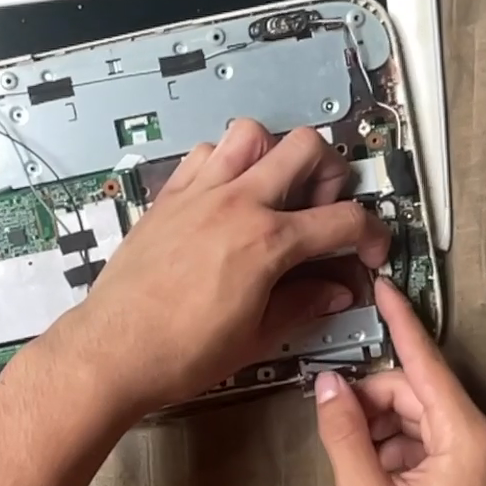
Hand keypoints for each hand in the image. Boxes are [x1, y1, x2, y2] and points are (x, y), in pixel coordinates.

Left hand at [55, 119, 390, 413]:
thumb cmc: (180, 352)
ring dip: (273, 154)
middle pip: (306, 147)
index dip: (372, 235)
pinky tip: (226, 195)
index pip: (344, 219)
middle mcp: (237, 204)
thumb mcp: (256, 337)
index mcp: (268, 242)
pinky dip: (224, 161)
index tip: (369, 251)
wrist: (113, 352)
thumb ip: (303, 304)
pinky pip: (203, 152)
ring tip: (273, 192)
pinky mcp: (169, 197)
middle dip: (330, 173)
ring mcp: (200, 194)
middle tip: (321, 208)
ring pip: (251, 133)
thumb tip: (336, 291)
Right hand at [316, 278, 485, 485]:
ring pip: (415, 415)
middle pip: (411, 391)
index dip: (399, 319)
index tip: (382, 284)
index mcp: (466, 435)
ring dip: (380, 433)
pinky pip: (425, 438)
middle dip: (370, 405)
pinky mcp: (473, 471)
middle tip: (337, 434)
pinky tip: (379, 483)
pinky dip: (395, 450)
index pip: (424, 359)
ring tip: (362, 476)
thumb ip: (344, 435)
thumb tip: (328, 384)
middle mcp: (482, 434)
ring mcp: (481, 453)